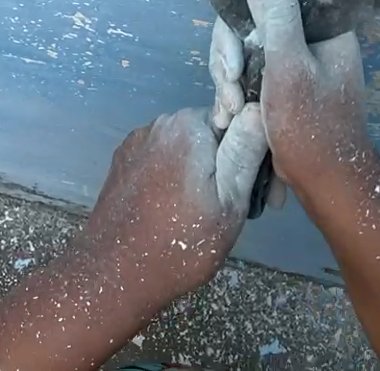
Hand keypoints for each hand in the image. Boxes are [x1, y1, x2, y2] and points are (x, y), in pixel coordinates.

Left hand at [71, 105, 267, 312]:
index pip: (236, 121)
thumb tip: (258, 108)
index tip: (266, 195)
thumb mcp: (229, 202)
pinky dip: (173, 175)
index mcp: (189, 124)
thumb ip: (244, 151)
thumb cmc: (180, 243)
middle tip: (236, 210)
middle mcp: (162, 122)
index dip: (254, 155)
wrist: (113, 271)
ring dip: (200, 171)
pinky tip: (174, 209)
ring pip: (185, 147)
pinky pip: (161, 157)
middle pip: (210, 133)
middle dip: (228, 164)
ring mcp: (139, 140)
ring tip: (202, 215)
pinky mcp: (124, 158)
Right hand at [217, 0, 379, 217]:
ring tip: (230, 113)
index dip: (241, 21)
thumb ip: (276, 14)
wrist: (327, 189)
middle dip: (230, 60)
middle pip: (250, 24)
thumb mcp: (288, 66)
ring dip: (229, 81)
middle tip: (231, 94)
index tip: (234, 59)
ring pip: (243, 50)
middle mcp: (311, 37)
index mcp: (324, 27)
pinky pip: (247, 71)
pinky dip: (234, 91)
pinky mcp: (283, 82)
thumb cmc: (313, 128)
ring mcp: (295, 61)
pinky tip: (228, 115)